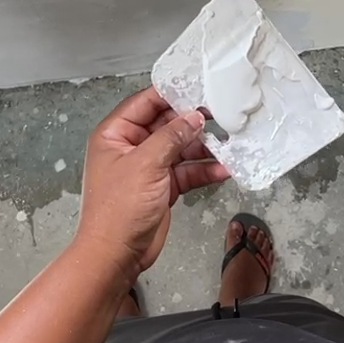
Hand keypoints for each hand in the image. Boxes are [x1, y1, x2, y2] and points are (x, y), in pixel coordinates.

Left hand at [73, 87, 229, 276]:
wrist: (116, 254)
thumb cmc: (117, 210)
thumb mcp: (146, 165)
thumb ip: (171, 136)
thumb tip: (193, 117)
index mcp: (115, 135)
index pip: (145, 103)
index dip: (170, 94)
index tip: (196, 88)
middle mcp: (131, 148)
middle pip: (166, 125)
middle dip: (192, 122)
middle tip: (219, 114)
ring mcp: (148, 168)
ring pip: (180, 149)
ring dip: (204, 148)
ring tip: (228, 144)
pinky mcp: (162, 187)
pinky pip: (187, 172)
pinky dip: (204, 171)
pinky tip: (224, 169)